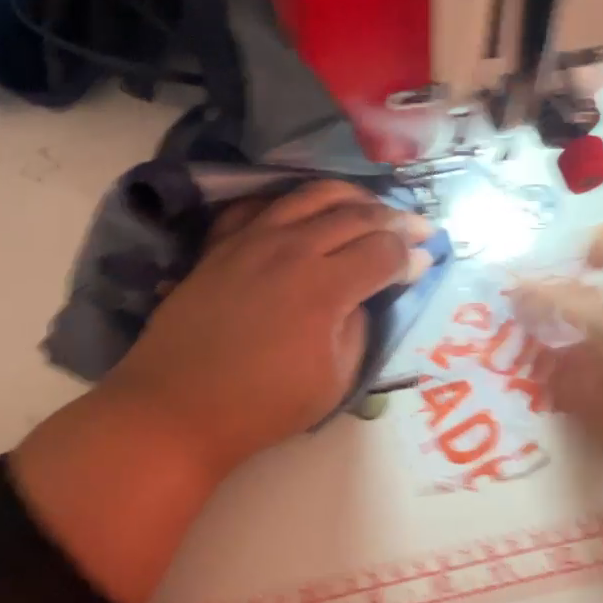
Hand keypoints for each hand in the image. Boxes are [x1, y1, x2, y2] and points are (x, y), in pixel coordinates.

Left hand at [105, 180, 434, 475]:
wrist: (177, 407)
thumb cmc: (261, 407)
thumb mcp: (333, 381)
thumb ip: (359, 328)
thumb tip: (366, 294)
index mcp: (325, 287)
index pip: (384, 251)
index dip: (412, 255)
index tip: (425, 261)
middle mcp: (292, 249)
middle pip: (356, 214)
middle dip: (395, 218)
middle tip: (416, 226)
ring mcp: (252, 239)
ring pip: (311, 195)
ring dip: (351, 195)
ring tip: (371, 206)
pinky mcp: (222, 243)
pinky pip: (261, 204)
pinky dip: (291, 199)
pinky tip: (304, 208)